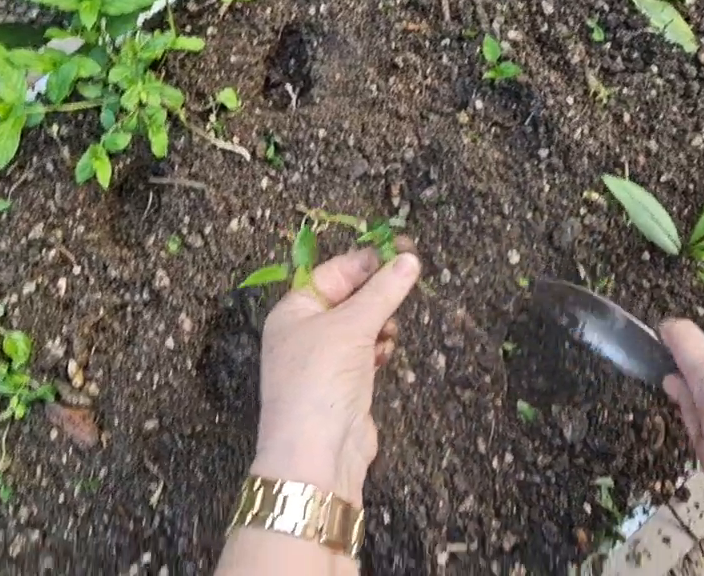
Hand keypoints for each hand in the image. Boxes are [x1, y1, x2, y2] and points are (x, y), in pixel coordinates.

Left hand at [249, 248, 421, 503]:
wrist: (317, 454)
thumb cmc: (322, 377)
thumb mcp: (352, 326)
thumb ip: (383, 291)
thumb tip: (410, 259)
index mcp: (294, 310)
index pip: (332, 272)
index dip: (365, 261)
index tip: (400, 250)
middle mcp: (305, 331)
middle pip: (347, 297)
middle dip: (376, 292)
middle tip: (410, 277)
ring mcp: (324, 359)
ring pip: (359, 324)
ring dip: (379, 321)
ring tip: (391, 328)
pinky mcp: (343, 383)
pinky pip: (365, 350)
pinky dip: (378, 346)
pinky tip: (386, 351)